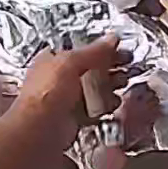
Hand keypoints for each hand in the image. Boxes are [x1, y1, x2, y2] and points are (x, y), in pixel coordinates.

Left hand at [10, 36, 126, 146]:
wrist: (41, 129)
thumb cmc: (46, 93)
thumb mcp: (72, 62)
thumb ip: (94, 51)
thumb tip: (111, 39)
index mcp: (52, 59)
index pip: (80, 49)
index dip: (100, 49)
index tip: (118, 49)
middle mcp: (57, 79)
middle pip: (89, 70)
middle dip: (109, 69)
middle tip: (126, 67)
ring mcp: (65, 99)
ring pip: (92, 90)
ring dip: (108, 88)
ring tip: (122, 84)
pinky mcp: (73, 118)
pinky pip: (92, 109)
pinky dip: (103, 107)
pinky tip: (112, 103)